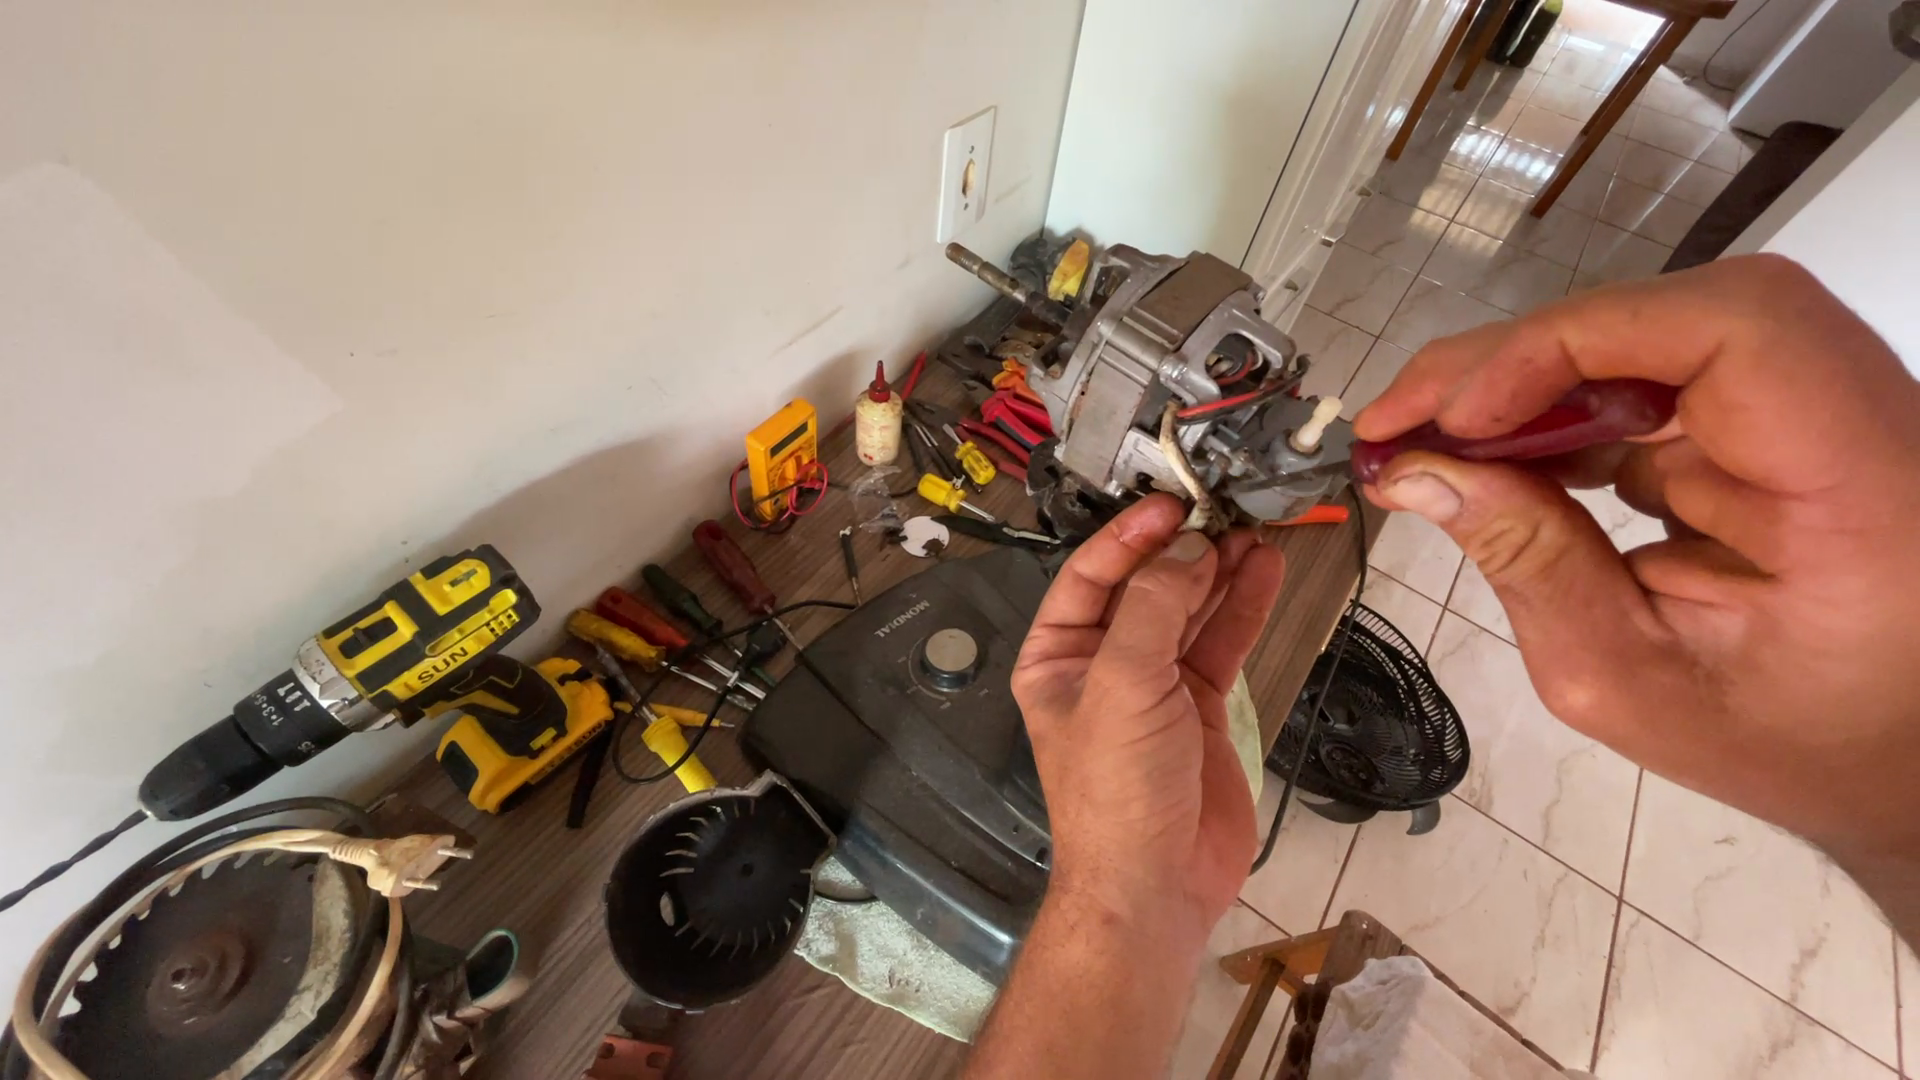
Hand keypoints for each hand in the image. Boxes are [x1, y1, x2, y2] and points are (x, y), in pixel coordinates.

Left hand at [1012, 494, 1285, 943]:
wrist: (1157, 882)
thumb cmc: (1117, 785)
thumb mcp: (1122, 685)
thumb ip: (1152, 610)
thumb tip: (1188, 549)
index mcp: (1057, 654)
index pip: (1089, 577)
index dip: (1128, 538)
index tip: (1169, 505)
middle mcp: (1100, 660)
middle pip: (1143, 588)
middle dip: (1181, 552)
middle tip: (1224, 512)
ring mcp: (1151, 680)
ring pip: (1186, 611)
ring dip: (1218, 572)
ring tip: (1253, 532)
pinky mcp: (1196, 702)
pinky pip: (1218, 643)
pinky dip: (1240, 607)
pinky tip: (1264, 571)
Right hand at [1353, 255, 1919, 882]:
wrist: (1884, 755)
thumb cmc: (1769, 744)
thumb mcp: (1617, 677)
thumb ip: (1523, 562)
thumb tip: (1412, 472)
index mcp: (1858, 489)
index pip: (1731, 328)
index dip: (1572, 344)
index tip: (1459, 418)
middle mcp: (1848, 423)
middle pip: (1663, 320)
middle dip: (1501, 363)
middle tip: (1390, 423)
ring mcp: (1802, 419)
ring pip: (1633, 345)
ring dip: (1504, 387)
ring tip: (1414, 442)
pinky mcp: (1754, 432)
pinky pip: (1629, 392)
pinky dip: (1535, 417)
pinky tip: (1475, 458)